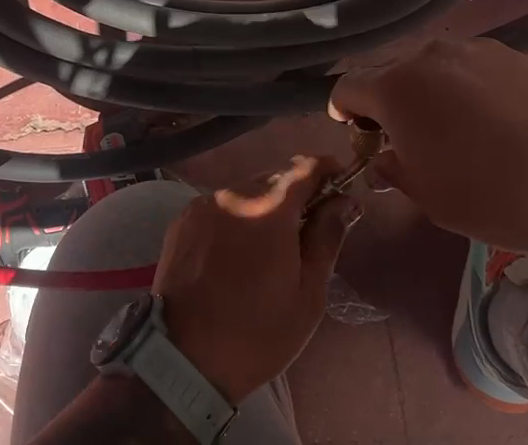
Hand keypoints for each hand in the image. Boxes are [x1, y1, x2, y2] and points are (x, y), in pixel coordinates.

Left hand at [150, 156, 361, 400]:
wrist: (184, 358)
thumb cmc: (257, 333)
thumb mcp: (308, 293)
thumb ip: (327, 237)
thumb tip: (346, 201)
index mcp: (267, 208)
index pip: (303, 167)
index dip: (326, 169)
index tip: (341, 181)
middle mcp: (231, 194)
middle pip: (273, 178)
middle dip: (296, 192)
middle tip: (311, 224)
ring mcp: (201, 205)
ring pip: (244, 190)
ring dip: (263, 205)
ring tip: (273, 243)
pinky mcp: (181, 221)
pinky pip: (218, 207)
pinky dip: (235, 217)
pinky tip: (238, 250)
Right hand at [329, 37, 527, 262]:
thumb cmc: (492, 196)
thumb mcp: (427, 197)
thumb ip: (394, 169)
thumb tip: (386, 155)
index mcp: (396, 88)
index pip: (348, 88)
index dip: (345, 112)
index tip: (357, 134)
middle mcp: (430, 55)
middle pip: (391, 73)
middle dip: (390, 102)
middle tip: (409, 139)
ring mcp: (477, 49)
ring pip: (435, 67)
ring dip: (431, 93)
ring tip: (459, 131)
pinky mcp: (517, 55)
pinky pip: (474, 68)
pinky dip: (470, 89)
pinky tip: (498, 124)